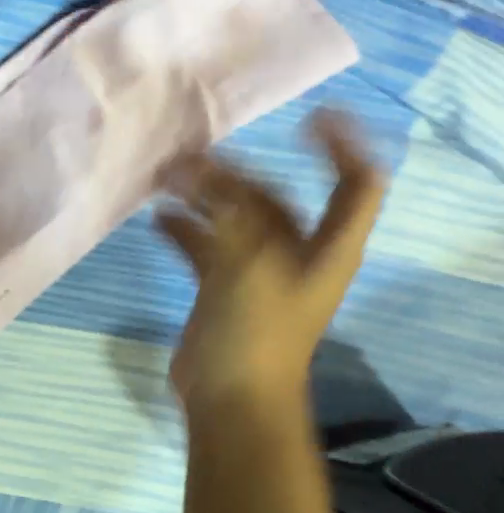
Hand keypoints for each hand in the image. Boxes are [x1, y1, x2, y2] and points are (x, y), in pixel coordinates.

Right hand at [158, 109, 384, 413]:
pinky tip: (156, 218)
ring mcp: (257, 272)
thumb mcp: (248, 268)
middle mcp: (298, 252)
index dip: (340, 146)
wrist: (231, 395)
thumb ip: (227, 215)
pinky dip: (184, 229)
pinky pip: (205, 247)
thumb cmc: (255, 333)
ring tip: (165, 180)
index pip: (355, 181)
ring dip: (205, 198)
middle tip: (192, 154)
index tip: (307, 116)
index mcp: (327, 245)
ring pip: (234, 220)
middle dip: (238, 172)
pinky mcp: (221, 290)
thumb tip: (196, 169)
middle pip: (274, 197)